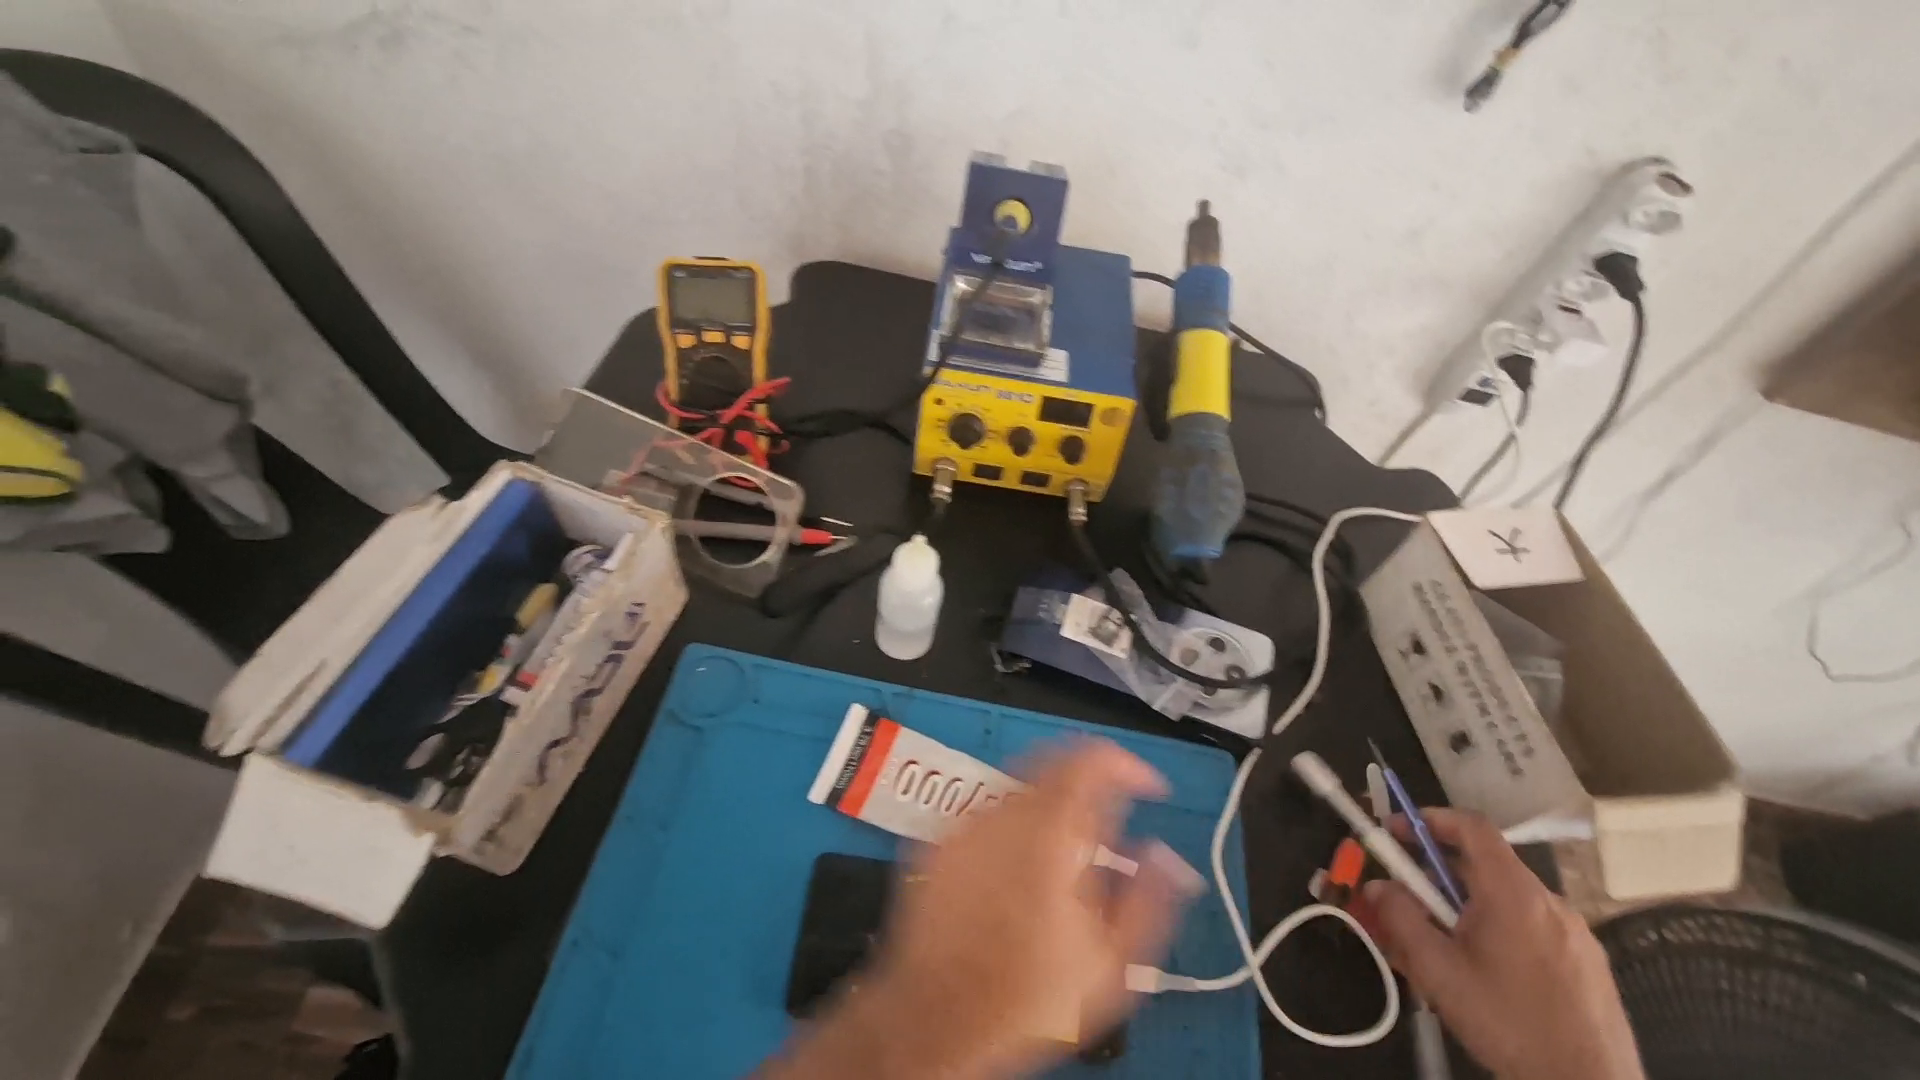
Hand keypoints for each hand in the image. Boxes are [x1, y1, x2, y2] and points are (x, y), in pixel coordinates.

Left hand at [758, 739, 1201, 1079]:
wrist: (938, 1022)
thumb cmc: (1030, 999)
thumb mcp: (1112, 965)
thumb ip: (1148, 899)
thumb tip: (1164, 857)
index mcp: (1051, 833)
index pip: (1091, 759)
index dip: (1127, 764)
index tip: (1147, 787)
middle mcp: (1003, 814)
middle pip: (1054, 763)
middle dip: (1090, 783)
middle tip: (1109, 825)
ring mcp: (964, 826)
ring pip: (1018, 787)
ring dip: (1052, 806)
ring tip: (1067, 856)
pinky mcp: (936, 845)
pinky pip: (984, 814)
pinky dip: (1013, 826)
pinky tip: (1020, 870)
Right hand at [1365, 809, 1643, 1079]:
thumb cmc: (1507, 1021)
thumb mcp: (1438, 971)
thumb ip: (1400, 919)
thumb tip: (1377, 886)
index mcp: (1513, 892)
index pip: (1473, 826)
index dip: (1431, 818)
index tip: (1398, 831)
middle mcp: (1549, 901)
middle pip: (1486, 864)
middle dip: (1438, 871)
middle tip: (1407, 896)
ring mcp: (1575, 932)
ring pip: (1508, 898)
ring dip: (1466, 904)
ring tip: (1441, 941)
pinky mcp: (1589, 962)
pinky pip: (1532, 926)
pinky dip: (1498, 927)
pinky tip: (1485, 969)